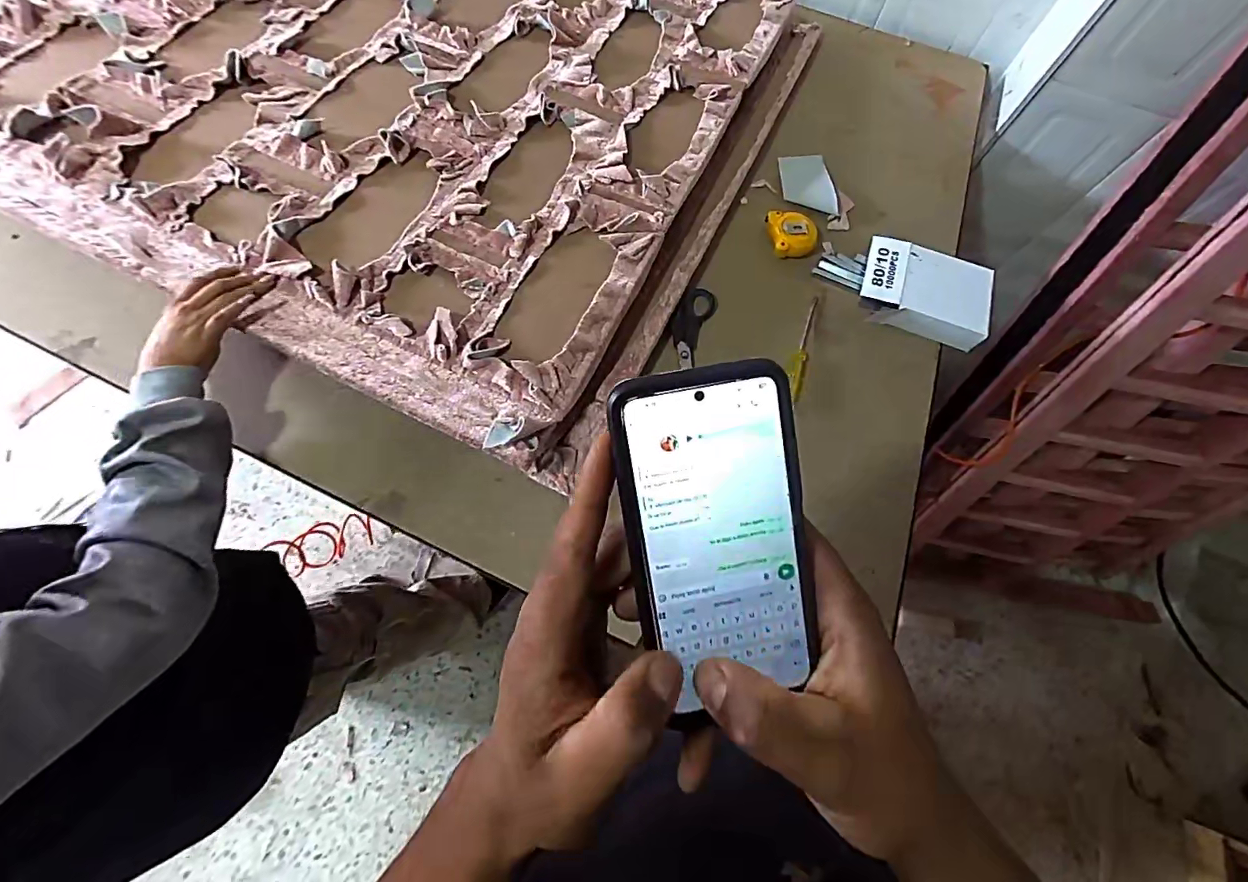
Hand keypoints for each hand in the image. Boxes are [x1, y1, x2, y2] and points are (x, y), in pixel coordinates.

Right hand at [138, 267, 274, 372]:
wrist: (163, 373)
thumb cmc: (166, 356)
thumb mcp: (172, 329)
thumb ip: (189, 317)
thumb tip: (207, 312)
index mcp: (175, 308)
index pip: (198, 282)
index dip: (219, 273)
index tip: (235, 268)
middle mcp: (185, 309)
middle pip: (215, 286)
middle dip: (240, 277)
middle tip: (258, 273)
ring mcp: (195, 320)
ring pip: (224, 296)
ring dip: (247, 287)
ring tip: (264, 282)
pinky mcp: (207, 332)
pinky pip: (226, 314)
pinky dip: (240, 304)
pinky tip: (252, 297)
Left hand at [384, 433, 681, 880]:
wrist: (523, 809)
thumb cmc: (540, 789)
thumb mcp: (581, 770)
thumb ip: (623, 723)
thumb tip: (671, 659)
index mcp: (549, 629)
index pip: (571, 546)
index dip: (592, 490)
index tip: (611, 438)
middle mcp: (570, 611)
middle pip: (617, 551)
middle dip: (660, 525)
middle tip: (713, 503)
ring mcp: (590, 622)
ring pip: (637, 574)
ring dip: (674, 568)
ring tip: (724, 556)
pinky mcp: (609, 636)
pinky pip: (646, 603)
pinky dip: (674, 602)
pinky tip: (710, 617)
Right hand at [601, 520, 1032, 880]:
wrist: (909, 828)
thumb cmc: (884, 775)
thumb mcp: (827, 749)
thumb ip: (771, 716)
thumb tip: (705, 670)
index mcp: (838, 612)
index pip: (800, 543)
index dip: (753, 524)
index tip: (694, 522)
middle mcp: (817, 623)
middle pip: (757, 586)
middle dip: (704, 591)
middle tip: (642, 591)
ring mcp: (801, 656)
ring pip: (744, 634)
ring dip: (701, 652)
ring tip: (644, 660)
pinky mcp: (789, 690)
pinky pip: (745, 682)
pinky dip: (718, 709)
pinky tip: (689, 756)